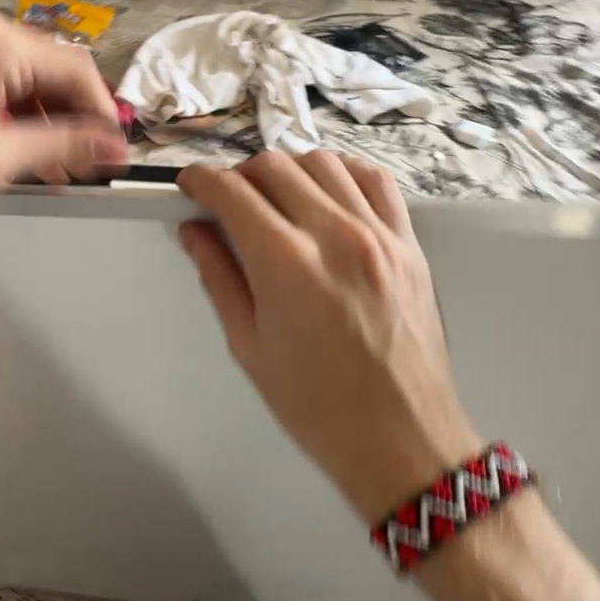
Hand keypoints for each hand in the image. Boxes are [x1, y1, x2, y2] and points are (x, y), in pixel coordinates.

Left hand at [0, 0, 127, 228]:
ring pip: (16, 66)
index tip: (114, 151)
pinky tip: (13, 138)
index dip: (100, 112)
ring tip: (49, 164)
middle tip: (82, 165)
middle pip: (45, 64)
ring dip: (37, 111)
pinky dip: (4, 100)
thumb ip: (63, 146)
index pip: (74, 68)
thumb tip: (115, 147)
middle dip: (67, 114)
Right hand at [177, 151, 481, 522]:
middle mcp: (335, 236)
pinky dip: (342, 172)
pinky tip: (326, 192)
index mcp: (287, 265)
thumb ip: (217, 275)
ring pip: (323, 161)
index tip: (190, 186)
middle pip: (274, 166)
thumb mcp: (247, 344)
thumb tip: (194, 231)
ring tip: (274, 197)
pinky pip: (374, 180)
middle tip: (227, 201)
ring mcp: (379, 235)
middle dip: (239, 174)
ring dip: (288, 169)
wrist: (401, 439)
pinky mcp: (410, 243)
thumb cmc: (315, 405)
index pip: (232, 192)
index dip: (201, 181)